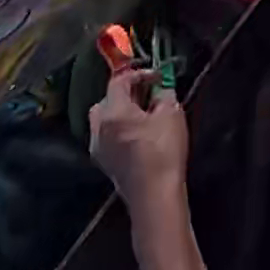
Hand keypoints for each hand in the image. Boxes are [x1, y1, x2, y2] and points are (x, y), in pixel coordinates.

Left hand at [89, 68, 187, 213]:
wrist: (154, 195)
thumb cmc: (163, 150)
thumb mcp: (171, 114)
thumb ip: (165, 95)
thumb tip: (161, 90)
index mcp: (113, 112)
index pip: (119, 81)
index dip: (139, 74)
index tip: (158, 77)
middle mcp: (98, 128)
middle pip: (106, 100)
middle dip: (124, 93)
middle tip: (147, 94)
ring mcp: (98, 148)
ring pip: (103, 120)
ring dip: (120, 112)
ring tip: (143, 114)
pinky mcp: (104, 164)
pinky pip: (107, 136)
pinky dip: (119, 129)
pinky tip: (138, 135)